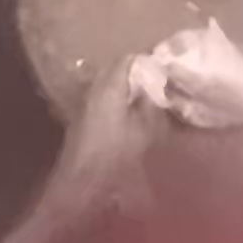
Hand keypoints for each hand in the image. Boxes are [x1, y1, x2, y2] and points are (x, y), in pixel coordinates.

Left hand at [59, 57, 157, 173]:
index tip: (162, 69)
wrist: (82, 182)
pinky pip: (100, 99)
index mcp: (109, 87)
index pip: (127, 60)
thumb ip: (151, 105)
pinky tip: (127, 114)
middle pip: (114, 70)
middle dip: (134, 73)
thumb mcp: (144, 130)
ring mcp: (84, 104)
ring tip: (144, 98)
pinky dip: (114, 100)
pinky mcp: (80, 119)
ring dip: (123, 87)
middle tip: (155, 82)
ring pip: (106, 85)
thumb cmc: (116, 154)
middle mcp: (93, 90)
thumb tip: (156, 87)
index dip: (146, 62)